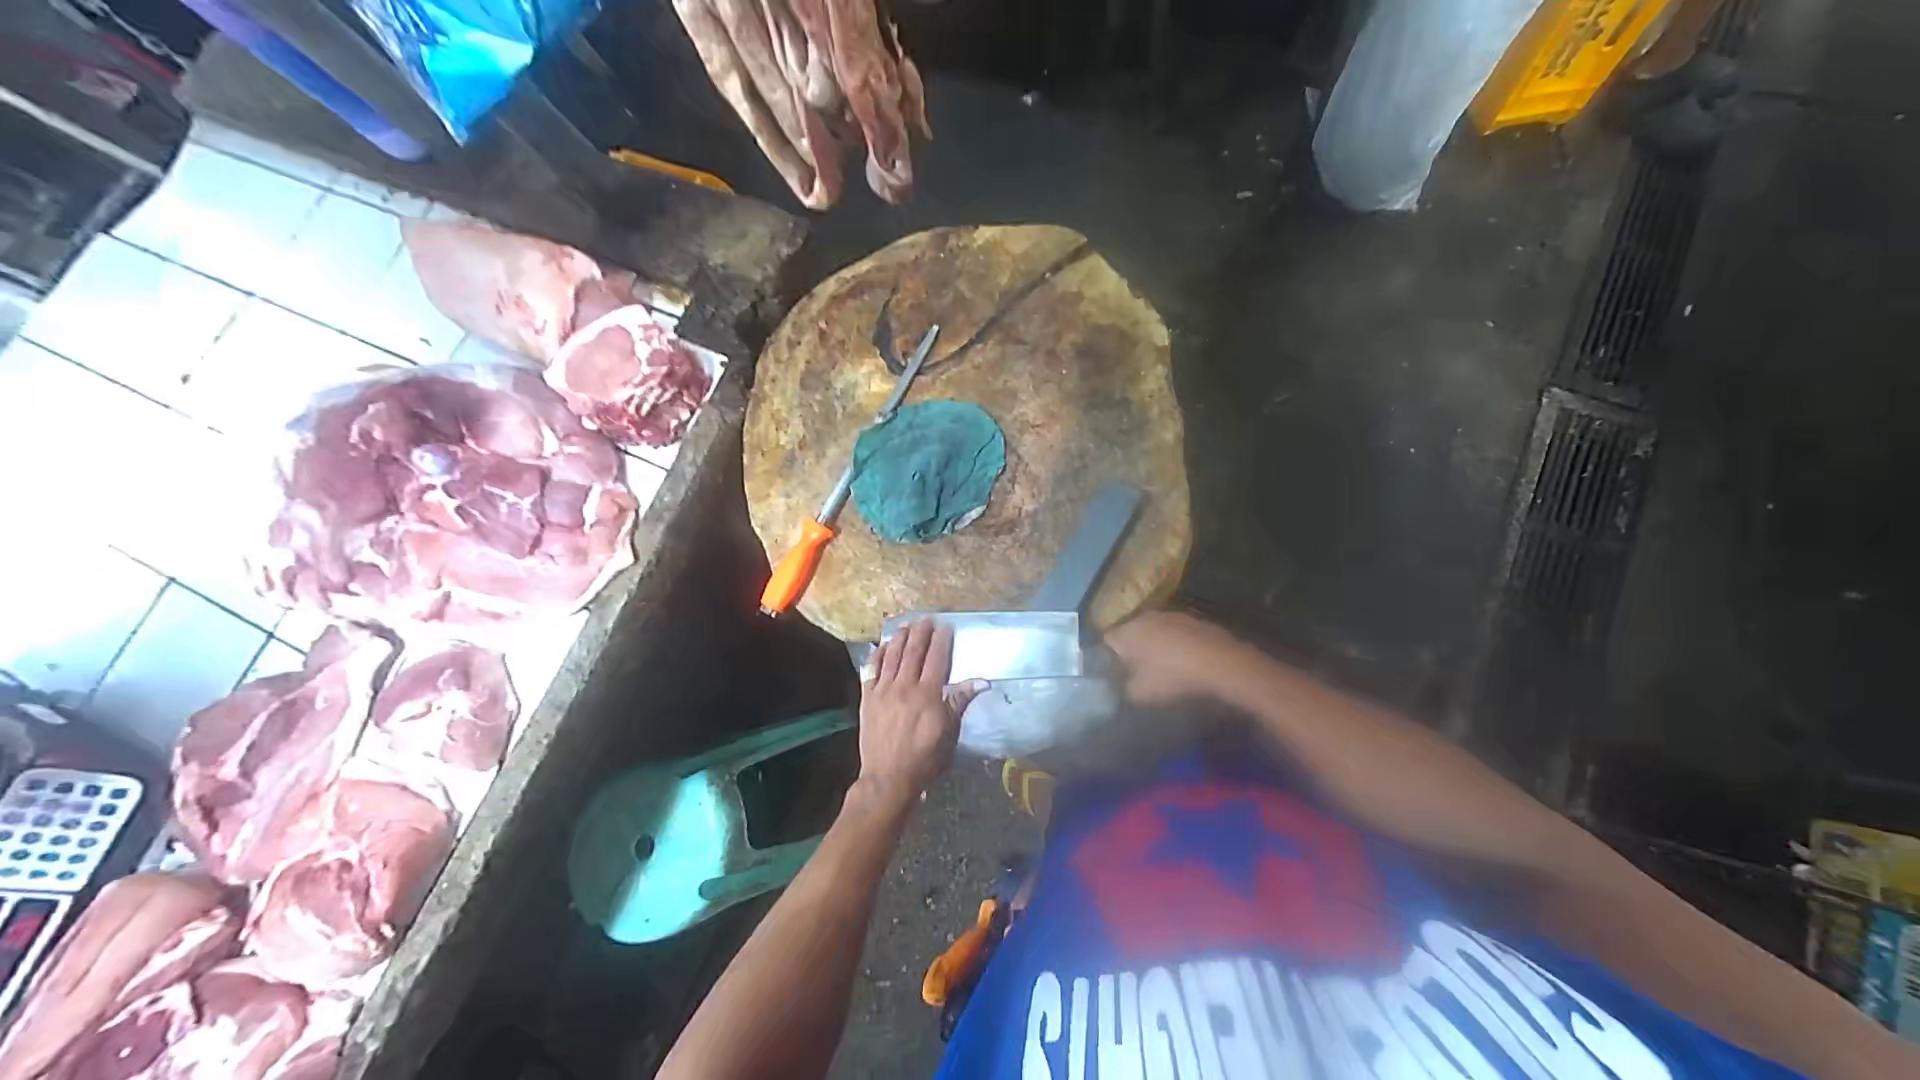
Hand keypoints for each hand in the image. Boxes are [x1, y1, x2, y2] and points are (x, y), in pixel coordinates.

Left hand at [858, 620, 983, 805]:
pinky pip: (872, 670)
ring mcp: (883, 690)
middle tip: (926, 619)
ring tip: (906, 626)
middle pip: (914, 652)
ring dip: (900, 638)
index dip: (941, 641)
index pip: (936, 659)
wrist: (889, 777)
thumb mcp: (949, 732)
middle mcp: (904, 686)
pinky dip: (878, 655)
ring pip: (893, 656)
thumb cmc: (925, 758)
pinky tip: (882, 646)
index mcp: (928, 694)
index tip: (945, 627)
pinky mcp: (867, 698)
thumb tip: (982, 682)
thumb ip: (960, 702)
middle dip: (921, 633)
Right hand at [1103, 611, 1250, 706]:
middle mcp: (1145, 617)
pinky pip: (1176, 633)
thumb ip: (1124, 689)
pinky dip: (1176, 645)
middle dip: (1132, 651)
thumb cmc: (1173, 676)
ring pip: (1154, 631)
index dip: (1107, 657)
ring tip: (1163, 668)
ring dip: (1155, 646)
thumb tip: (1123, 685)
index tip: (1114, 674)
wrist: (1222, 663)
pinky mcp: (1194, 620)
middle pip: (1130, 633)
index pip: (1106, 640)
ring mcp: (1171, 616)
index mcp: (1127, 632)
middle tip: (1137, 673)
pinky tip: (1185, 662)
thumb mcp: (1141, 693)